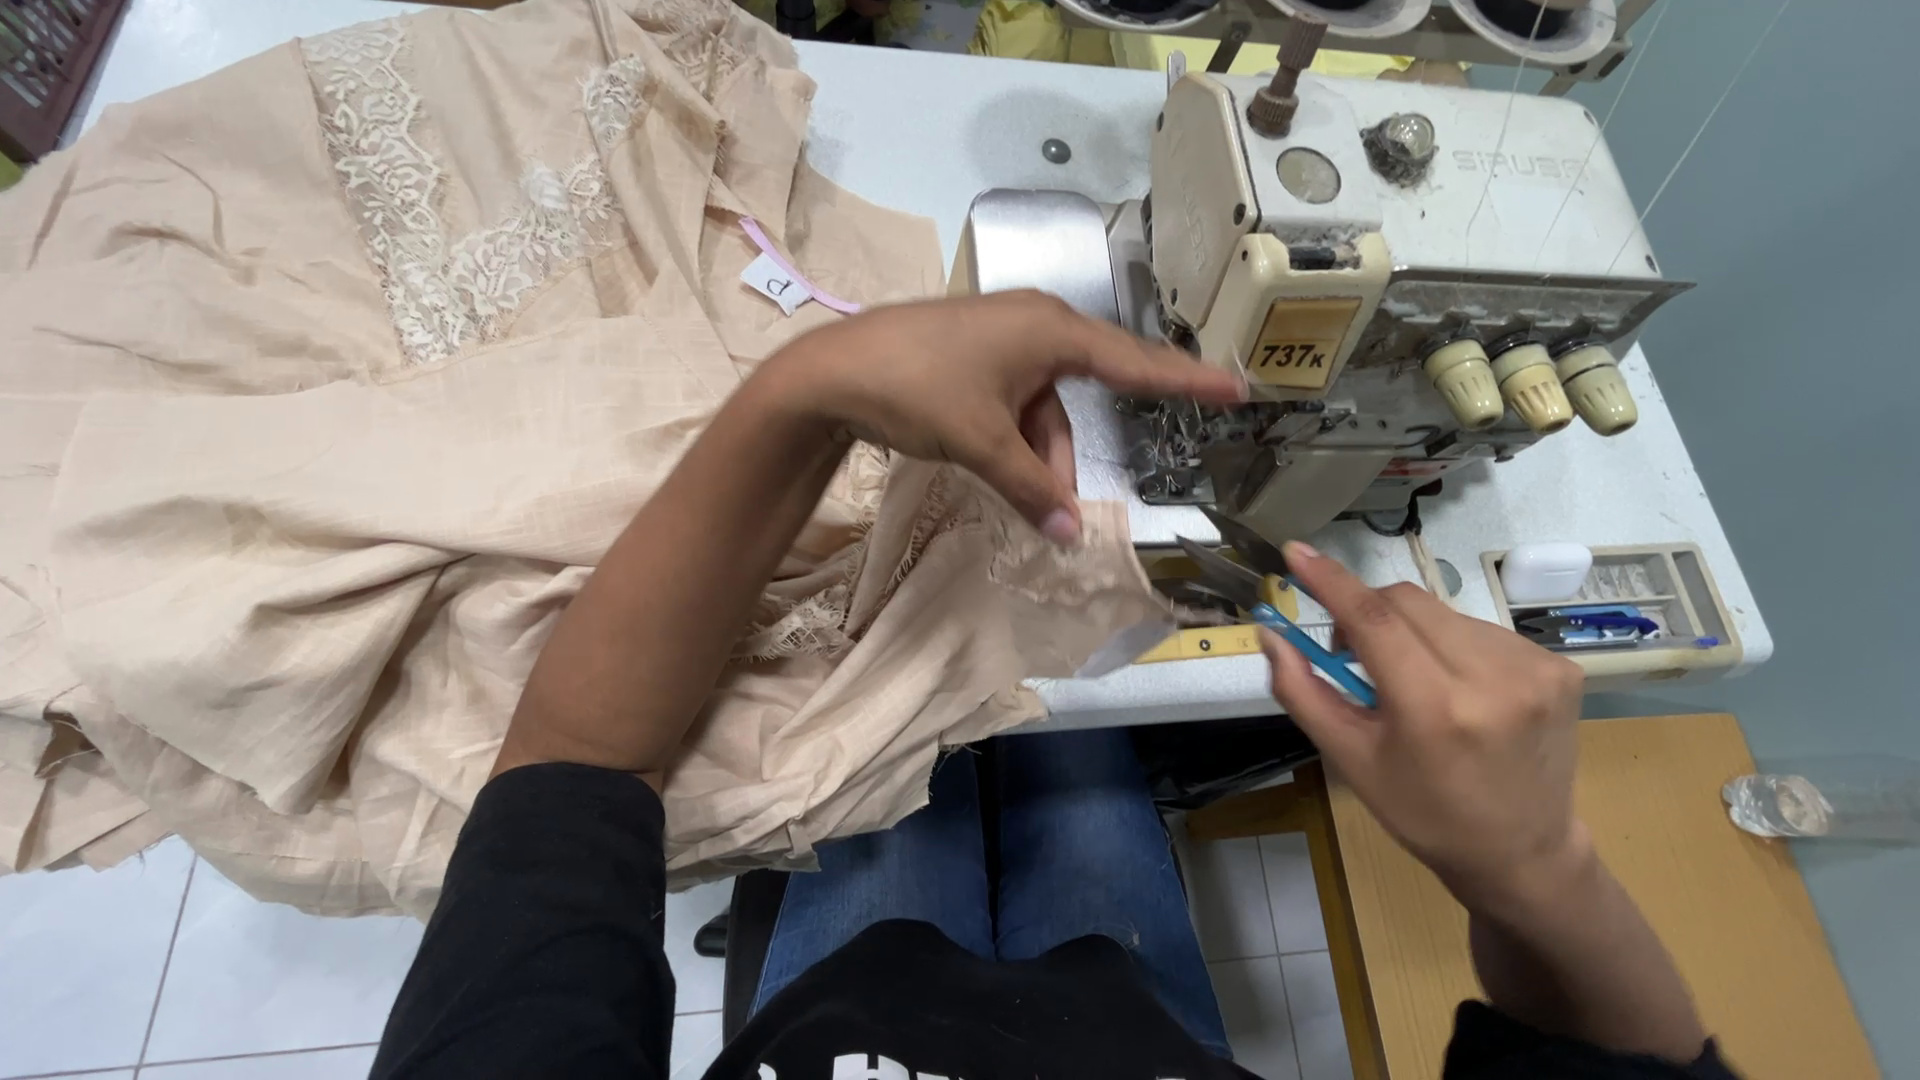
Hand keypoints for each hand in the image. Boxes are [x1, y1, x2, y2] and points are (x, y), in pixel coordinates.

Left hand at [763, 291, 1244, 543]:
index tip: (1238, 386)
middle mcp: (1035, 323)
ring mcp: (1002, 336)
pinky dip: (1013, 438)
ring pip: (1042, 406)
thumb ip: (1030, 489)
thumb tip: (1070, 536)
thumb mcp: (982, 444)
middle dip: (1069, 455)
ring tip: (1020, 497)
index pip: (1136, 361)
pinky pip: (1015, 400)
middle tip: (1061, 507)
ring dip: (1037, 455)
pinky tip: (997, 468)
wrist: (836, 370)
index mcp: (1051, 330)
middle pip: (1081, 396)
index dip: (1189, 379)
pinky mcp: (975, 353)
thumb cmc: (918, 390)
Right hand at [1260, 543, 1589, 914]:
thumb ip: (1301, 691)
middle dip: (1365, 611)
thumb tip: (1270, 633)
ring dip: (1408, 629)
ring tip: (1409, 678)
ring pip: (1440, 611)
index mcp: (1434, 709)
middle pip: (1404, 602)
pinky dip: (1448, 642)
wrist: (1523, 852)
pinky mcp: (1559, 667)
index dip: (1330, 581)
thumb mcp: (1348, 757)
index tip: (1296, 552)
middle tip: (1349, 652)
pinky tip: (1453, 684)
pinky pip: (1477, 627)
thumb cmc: (1421, 810)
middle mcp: (1493, 678)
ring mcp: (1535, 669)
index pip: (1374, 619)